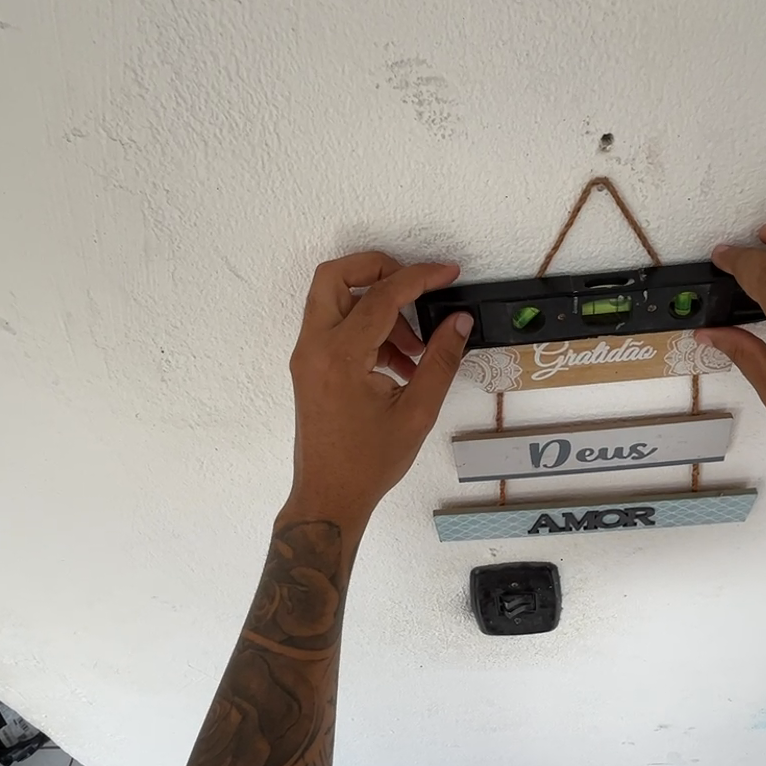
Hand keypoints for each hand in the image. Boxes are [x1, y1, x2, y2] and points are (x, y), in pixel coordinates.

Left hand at [283, 251, 472, 528]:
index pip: (381, 296)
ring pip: (333, 299)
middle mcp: (314, 348)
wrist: (329, 495)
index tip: (447, 273)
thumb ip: (441, 361)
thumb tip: (458, 322)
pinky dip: (366, 328)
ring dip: (376, 306)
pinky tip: (399, 361)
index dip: (419, 278)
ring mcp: (307, 356)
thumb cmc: (367, 463)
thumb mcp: (417, 412)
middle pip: (335, 276)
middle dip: (378, 269)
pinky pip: (335, 326)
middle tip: (414, 285)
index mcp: (340, 357)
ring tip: (414, 346)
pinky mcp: (310, 367)